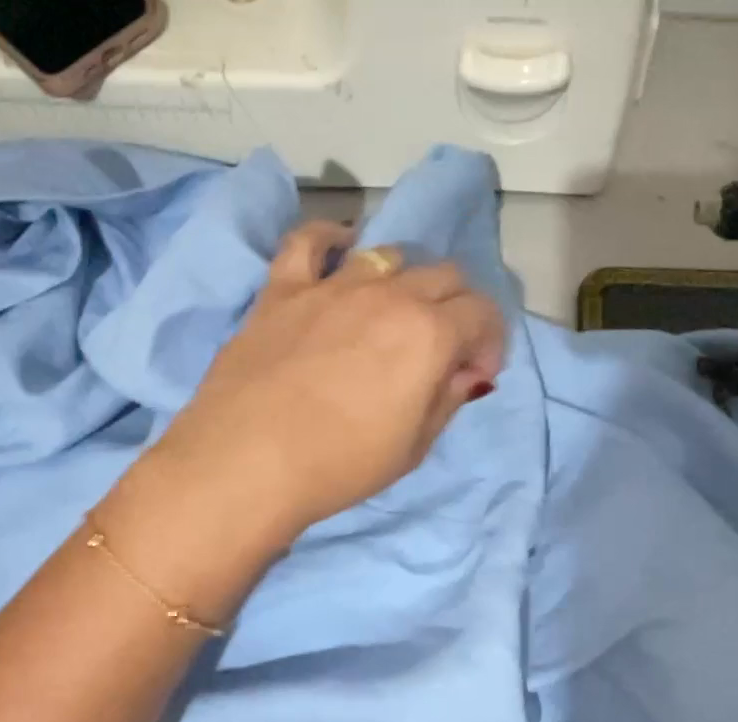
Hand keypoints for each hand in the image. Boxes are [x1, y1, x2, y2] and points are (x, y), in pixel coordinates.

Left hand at [151, 220, 505, 544]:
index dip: (490, 343)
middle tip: (442, 349)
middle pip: (444, 276)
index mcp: (430, 333)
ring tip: (392, 315)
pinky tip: (338, 248)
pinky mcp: (282, 290)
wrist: (247, 463)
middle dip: (457, 309)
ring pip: (388, 256)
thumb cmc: (341, 466)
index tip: (475, 375)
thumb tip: (464, 372)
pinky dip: (330, 239)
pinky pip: (308, 242)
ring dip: (404, 281)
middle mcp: (389, 295)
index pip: (483, 313)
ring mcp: (332, 286)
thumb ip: (447, 399)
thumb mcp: (414, 447)